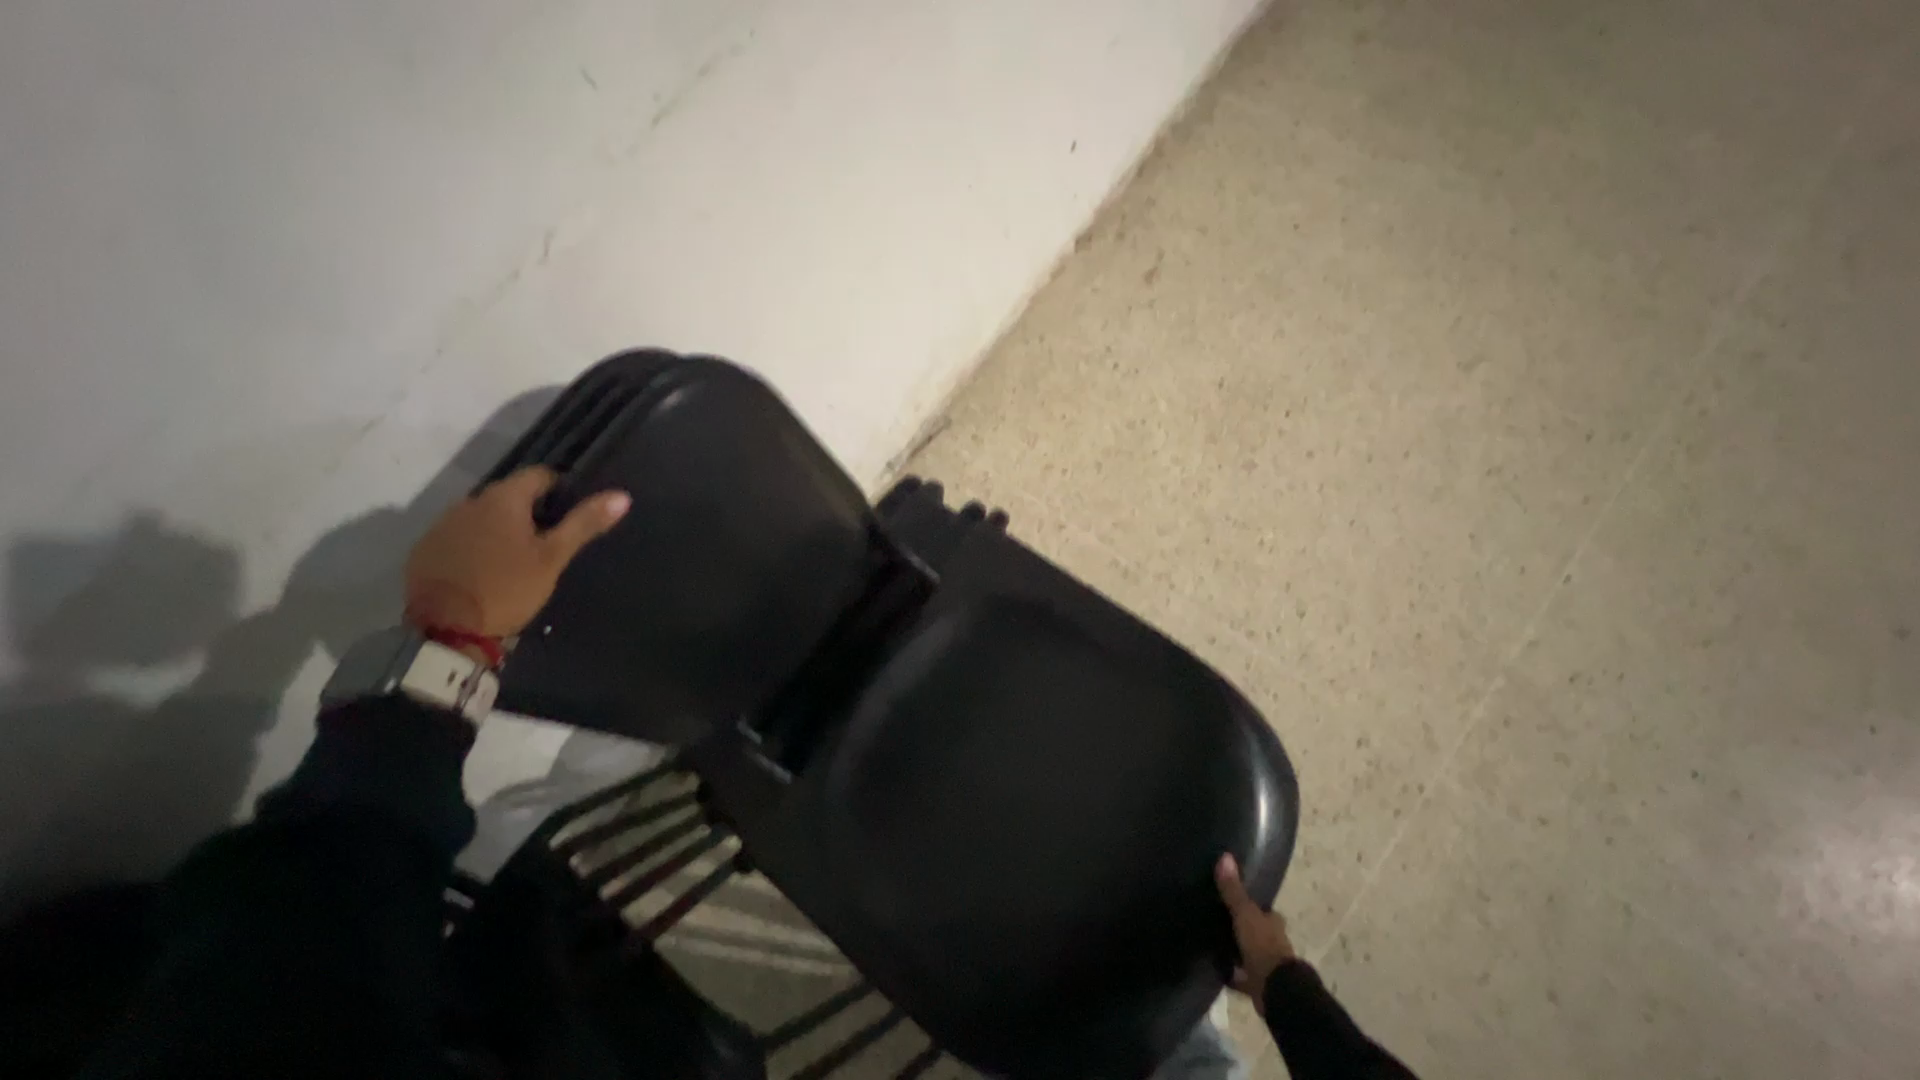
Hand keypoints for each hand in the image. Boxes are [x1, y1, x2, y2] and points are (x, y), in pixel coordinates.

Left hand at [403, 466, 630, 639]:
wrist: (445, 630)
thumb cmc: (508, 588)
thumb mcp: (553, 558)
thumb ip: (584, 524)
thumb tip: (622, 496)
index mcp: (503, 498)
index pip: (539, 475)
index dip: (559, 490)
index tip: (570, 515)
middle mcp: (469, 501)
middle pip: (508, 496)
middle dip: (528, 512)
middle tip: (546, 543)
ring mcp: (442, 525)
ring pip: (481, 516)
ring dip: (499, 528)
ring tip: (515, 559)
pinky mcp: (425, 550)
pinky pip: (459, 537)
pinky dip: (474, 546)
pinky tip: (484, 571)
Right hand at [1216, 853, 1295, 1013]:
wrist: (1275, 988)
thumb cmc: (1262, 945)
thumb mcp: (1244, 913)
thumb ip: (1233, 890)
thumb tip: (1225, 856)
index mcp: (1272, 923)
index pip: (1263, 910)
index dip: (1252, 905)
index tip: (1234, 898)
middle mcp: (1272, 942)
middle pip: (1256, 931)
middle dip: (1243, 928)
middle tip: (1217, 919)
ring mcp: (1266, 964)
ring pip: (1248, 953)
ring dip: (1236, 950)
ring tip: (1211, 942)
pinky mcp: (1257, 984)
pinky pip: (1240, 977)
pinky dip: (1231, 974)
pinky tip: (1215, 970)